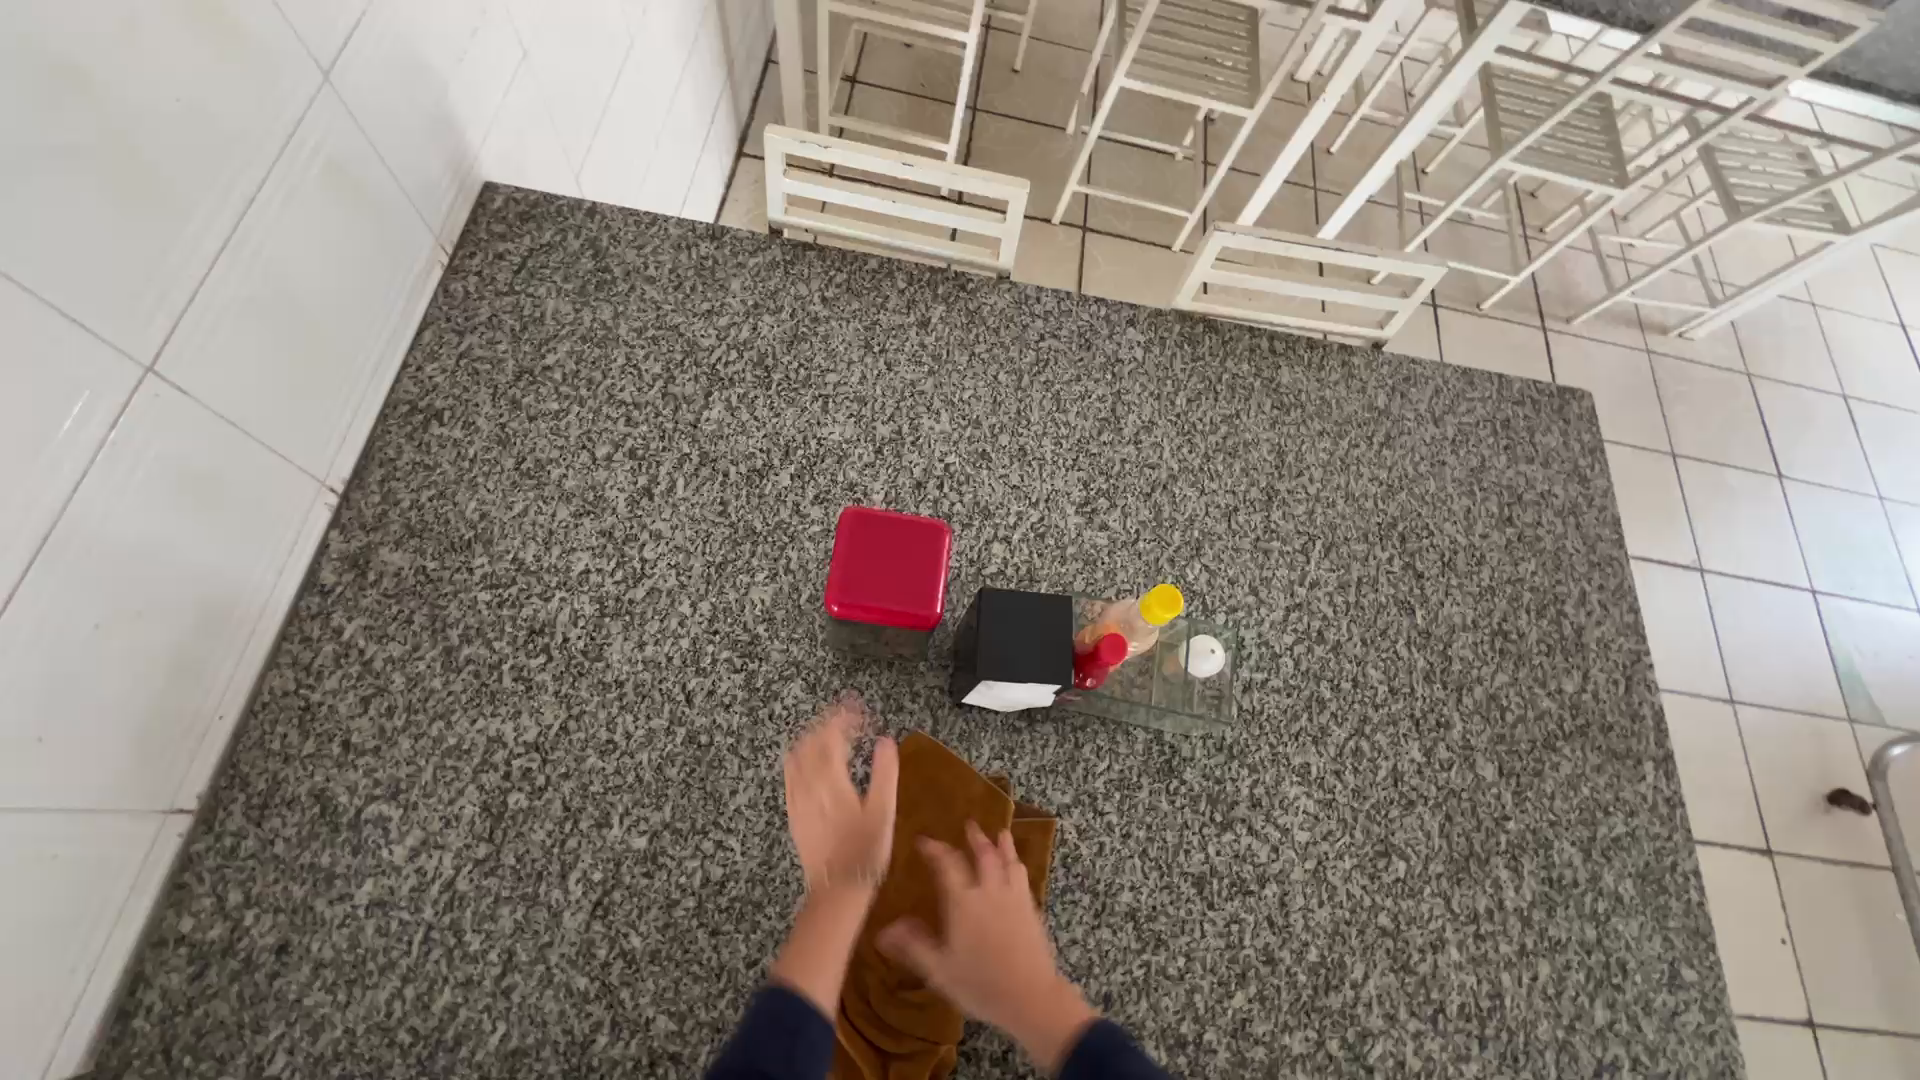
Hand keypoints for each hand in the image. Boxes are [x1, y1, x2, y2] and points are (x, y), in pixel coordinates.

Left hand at [783, 693, 898, 893]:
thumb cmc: (865, 850)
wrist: (837, 887)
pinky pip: (789, 776)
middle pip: (810, 742)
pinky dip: (798, 759)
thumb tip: (885, 741)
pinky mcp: (793, 813)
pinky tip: (807, 762)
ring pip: (796, 756)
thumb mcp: (884, 810)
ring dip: (810, 738)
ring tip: (825, 732)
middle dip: (825, 722)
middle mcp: (809, 785)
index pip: (831, 736)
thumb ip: (885, 772)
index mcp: (832, 780)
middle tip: (844, 715)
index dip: (842, 717)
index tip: (855, 707)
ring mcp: (797, 799)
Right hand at [878, 823, 1098, 1072]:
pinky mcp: (1031, 908)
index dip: (935, 849)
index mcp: (964, 902)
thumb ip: (914, 946)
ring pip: (1009, 862)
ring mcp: (1014, 898)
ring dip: (1003, 845)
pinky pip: (1023, 877)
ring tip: (1001, 833)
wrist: (1030, 997)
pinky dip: (1017, 864)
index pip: (948, 864)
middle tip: (969, 824)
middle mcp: (990, 891)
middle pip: (984, 855)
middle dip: (975, 838)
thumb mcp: (940, 969)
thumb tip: (884, 930)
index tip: (924, 841)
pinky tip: (1017, 866)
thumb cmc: (980, 984)